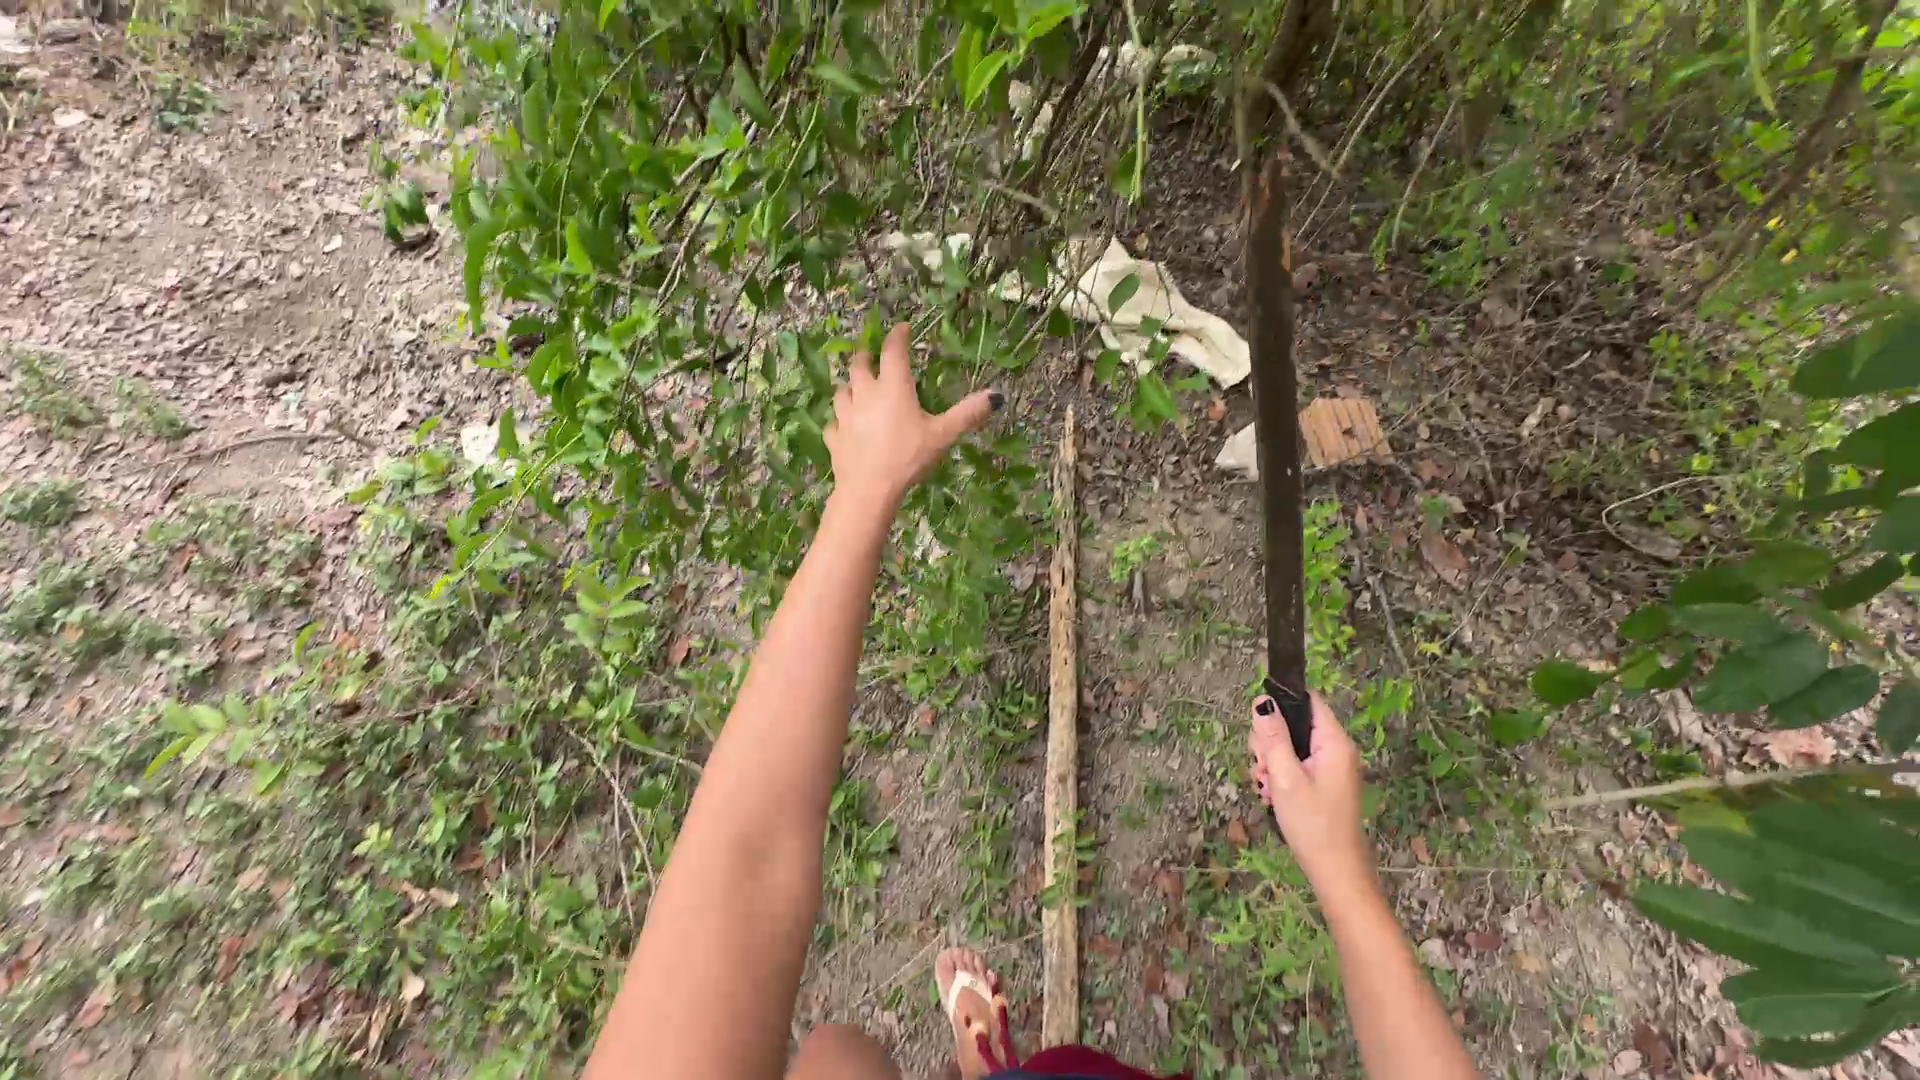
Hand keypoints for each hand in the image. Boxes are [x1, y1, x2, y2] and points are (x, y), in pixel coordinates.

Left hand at [824, 321, 999, 509]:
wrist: (869, 489)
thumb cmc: (907, 457)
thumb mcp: (942, 435)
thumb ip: (967, 414)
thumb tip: (997, 395)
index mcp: (892, 387)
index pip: (893, 350)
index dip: (897, 335)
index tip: (902, 327)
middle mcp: (865, 394)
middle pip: (859, 365)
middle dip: (865, 355)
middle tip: (871, 353)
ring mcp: (845, 415)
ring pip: (842, 391)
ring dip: (849, 386)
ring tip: (856, 388)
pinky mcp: (835, 437)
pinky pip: (834, 423)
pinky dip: (840, 420)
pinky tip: (845, 426)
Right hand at [1247, 691, 1374, 893]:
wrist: (1335, 872)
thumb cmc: (1312, 823)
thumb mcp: (1286, 776)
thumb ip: (1273, 737)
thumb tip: (1262, 700)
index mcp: (1334, 742)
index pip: (1308, 701)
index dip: (1280, 706)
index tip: (1260, 729)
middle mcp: (1337, 749)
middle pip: (1295, 723)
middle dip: (1270, 741)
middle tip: (1262, 767)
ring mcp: (1331, 767)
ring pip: (1291, 745)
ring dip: (1271, 761)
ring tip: (1265, 785)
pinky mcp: (1324, 783)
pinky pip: (1297, 764)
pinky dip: (1280, 774)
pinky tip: (1271, 793)